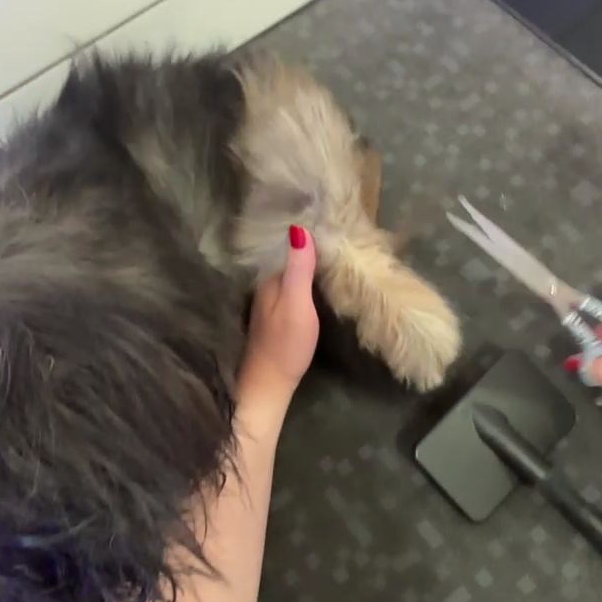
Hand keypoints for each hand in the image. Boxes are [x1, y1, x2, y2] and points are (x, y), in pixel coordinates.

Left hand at [238, 225, 319, 409]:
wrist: (269, 386)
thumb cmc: (284, 345)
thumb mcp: (296, 303)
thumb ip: (298, 269)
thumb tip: (298, 227)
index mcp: (269, 280)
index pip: (288, 246)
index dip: (307, 232)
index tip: (330, 216)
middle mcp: (265, 287)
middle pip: (289, 259)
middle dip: (307, 245)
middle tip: (336, 229)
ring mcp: (269, 304)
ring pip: (290, 275)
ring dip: (307, 264)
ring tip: (332, 249)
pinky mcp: (276, 319)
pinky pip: (292, 289)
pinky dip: (304, 281)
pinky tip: (316, 279)